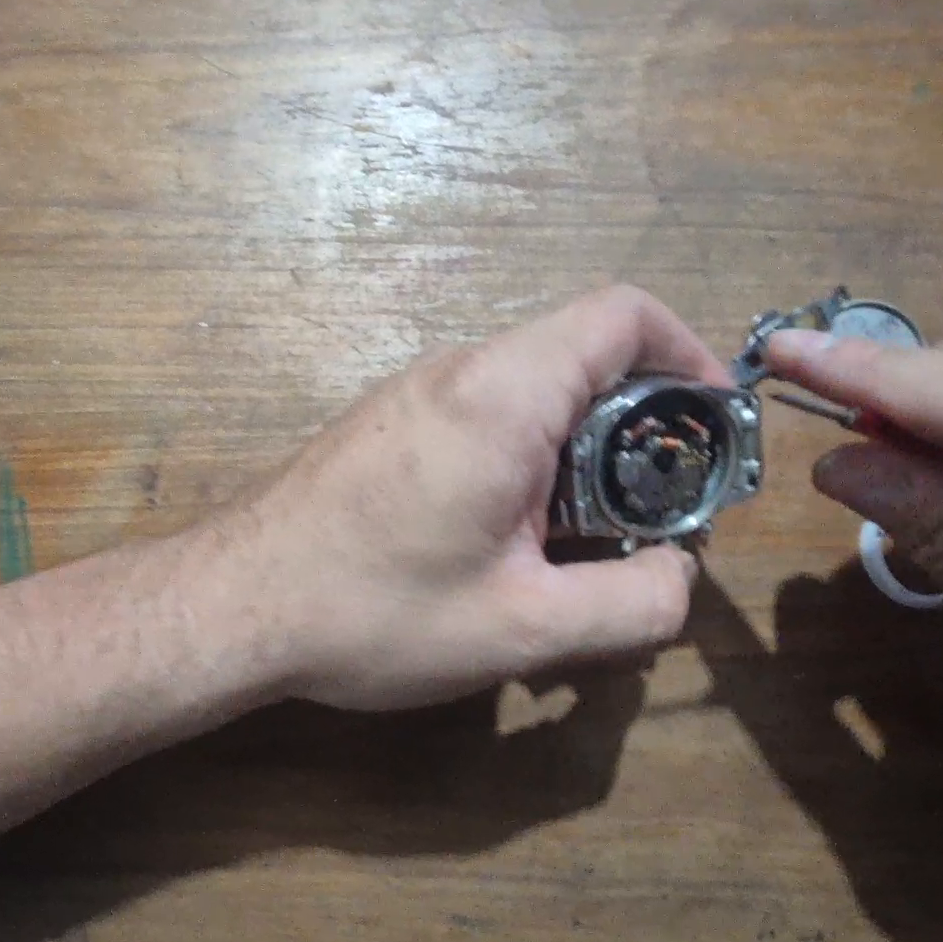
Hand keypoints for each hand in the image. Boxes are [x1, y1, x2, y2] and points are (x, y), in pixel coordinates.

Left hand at [237, 285, 727, 711]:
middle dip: (637, 432)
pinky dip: (520, 467)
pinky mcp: (383, 428)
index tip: (711, 428)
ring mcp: (410, 396)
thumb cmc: (370, 612)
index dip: (687, 354)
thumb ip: (632, 603)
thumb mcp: (523, 628)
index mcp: (501, 394)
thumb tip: (677, 574)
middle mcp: (455, 372)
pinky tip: (501, 546)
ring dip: (575, 461)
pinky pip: (479, 423)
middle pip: (579, 360)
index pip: (622, 314)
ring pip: (529, 398)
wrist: (230, 606)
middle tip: (649, 520)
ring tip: (574, 550)